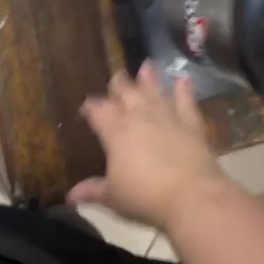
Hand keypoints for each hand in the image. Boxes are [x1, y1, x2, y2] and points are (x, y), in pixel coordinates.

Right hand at [68, 62, 232, 230]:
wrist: (192, 197)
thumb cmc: (145, 197)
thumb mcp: (113, 198)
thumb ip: (93, 191)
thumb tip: (70, 196)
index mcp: (116, 133)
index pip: (99, 112)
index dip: (91, 107)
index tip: (86, 108)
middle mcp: (141, 119)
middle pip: (127, 95)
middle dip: (120, 85)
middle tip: (117, 76)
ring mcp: (168, 119)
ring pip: (155, 93)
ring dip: (150, 80)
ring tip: (146, 66)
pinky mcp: (192, 126)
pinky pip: (187, 104)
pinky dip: (184, 91)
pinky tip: (183, 80)